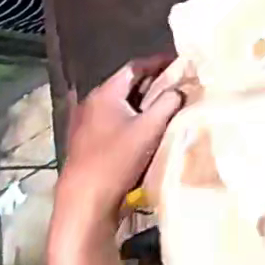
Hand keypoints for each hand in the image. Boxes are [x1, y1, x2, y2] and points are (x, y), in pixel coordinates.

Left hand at [50, 57, 188, 245]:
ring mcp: (87, 123)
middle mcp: (92, 102)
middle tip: (178, 85)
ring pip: (121, 104)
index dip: (158, 62)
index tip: (179, 63)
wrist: (84, 202)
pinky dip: (132, 118)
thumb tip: (180, 90)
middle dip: (153, 83)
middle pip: (128, 85)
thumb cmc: (116, 159)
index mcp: (105, 93)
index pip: (135, 67)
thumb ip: (168, 103)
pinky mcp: (88, 142)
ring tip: (167, 107)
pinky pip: (115, 120)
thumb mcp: (149, 128)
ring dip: (144, 103)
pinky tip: (147, 130)